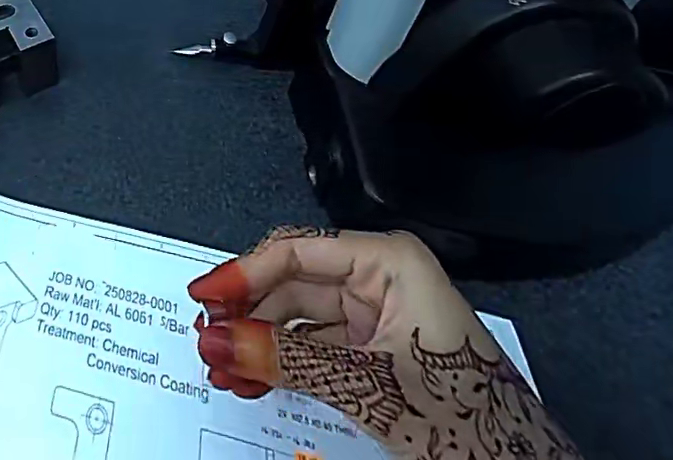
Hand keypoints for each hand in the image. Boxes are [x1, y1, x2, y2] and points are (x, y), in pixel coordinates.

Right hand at [188, 227, 581, 459]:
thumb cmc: (467, 422)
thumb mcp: (367, 386)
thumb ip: (288, 359)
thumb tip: (219, 341)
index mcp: (388, 260)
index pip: (298, 251)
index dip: (245, 271)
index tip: (205, 295)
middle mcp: (378, 275)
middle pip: (294, 282)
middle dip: (248, 313)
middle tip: (207, 340)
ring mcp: (375, 312)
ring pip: (299, 315)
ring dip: (259, 341)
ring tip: (222, 367)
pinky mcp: (373, 347)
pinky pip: (315, 344)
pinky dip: (282, 362)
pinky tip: (251, 377)